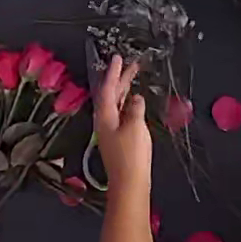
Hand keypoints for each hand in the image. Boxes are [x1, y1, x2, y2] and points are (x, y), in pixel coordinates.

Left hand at [94, 55, 150, 196]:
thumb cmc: (131, 154)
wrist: (129, 183)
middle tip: (129, 64)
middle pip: (111, 95)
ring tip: (132, 77)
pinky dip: (128, 103)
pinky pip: (121, 114)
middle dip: (120, 79)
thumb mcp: (135, 127)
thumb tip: (136, 98)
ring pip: (116, 104)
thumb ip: (135, 109)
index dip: (113, 73)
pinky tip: (135, 102)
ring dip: (123, 90)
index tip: (118, 58)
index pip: (108, 89)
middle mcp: (104, 121)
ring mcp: (110, 131)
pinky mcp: (118, 139)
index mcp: (105, 116)